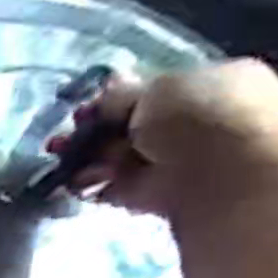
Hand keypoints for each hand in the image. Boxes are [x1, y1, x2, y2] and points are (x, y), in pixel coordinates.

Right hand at [64, 58, 277, 218]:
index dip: (107, 102)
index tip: (80, 112)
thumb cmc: (199, 117)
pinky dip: (87, 183)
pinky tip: (81, 181)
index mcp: (201, 87)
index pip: (144, 93)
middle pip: (118, 126)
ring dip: (79, 158)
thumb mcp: (160, 89)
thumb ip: (125, 94)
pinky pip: (103, 184)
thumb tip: (105, 91)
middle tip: (59, 142)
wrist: (219, 171)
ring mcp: (163, 158)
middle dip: (84, 133)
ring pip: (105, 156)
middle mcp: (184, 121)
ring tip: (62, 161)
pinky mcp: (144, 190)